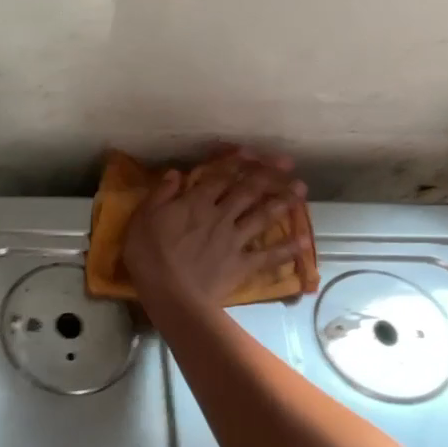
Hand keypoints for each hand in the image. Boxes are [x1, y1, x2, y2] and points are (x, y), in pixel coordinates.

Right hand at [123, 150, 306, 309]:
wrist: (171, 295)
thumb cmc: (149, 256)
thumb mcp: (143, 219)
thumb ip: (161, 194)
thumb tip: (176, 173)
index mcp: (195, 203)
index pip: (219, 176)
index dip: (235, 161)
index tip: (250, 151)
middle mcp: (220, 216)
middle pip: (248, 191)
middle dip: (268, 175)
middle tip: (288, 164)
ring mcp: (235, 240)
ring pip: (262, 216)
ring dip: (282, 202)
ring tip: (300, 190)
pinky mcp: (242, 264)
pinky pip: (269, 255)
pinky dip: (287, 248)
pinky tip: (303, 240)